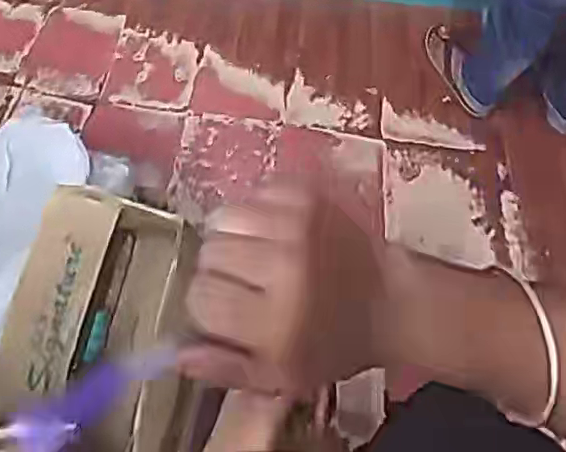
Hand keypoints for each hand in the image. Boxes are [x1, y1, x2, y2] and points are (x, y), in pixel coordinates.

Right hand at [178, 185, 387, 393]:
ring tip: (252, 250)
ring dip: (231, 234)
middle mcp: (283, 265)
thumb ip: (226, 365)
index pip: (201, 296)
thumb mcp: (282, 374)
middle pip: (209, 252)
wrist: (388, 298)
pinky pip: (252, 191)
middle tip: (241, 278)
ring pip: (224, 216)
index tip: (220, 305)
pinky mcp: (306, 194)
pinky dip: (255, 209)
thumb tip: (177, 351)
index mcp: (275, 319)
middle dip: (217, 267)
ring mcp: (296, 222)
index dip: (204, 302)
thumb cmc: (334, 341)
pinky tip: (271, 228)